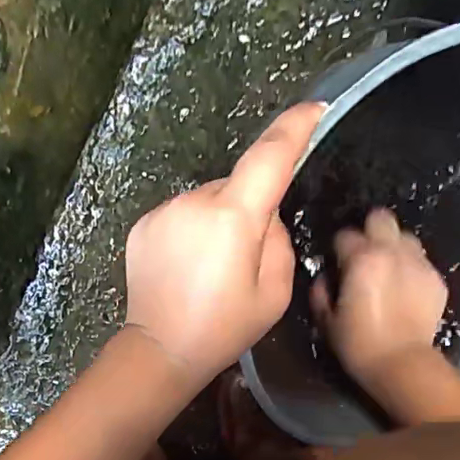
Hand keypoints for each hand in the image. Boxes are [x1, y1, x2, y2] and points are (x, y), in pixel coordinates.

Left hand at [124, 103, 325, 384]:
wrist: (160, 350)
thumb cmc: (221, 329)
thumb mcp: (273, 294)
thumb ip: (278, 242)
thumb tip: (266, 219)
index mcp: (232, 218)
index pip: (269, 155)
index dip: (295, 127)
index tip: (315, 109)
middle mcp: (195, 202)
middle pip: (236, 186)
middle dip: (247, 211)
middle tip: (244, 260)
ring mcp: (164, 212)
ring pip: (207, 202)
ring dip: (217, 223)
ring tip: (211, 271)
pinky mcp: (143, 225)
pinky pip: (181, 216)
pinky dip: (191, 233)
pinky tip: (187, 270)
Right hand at [309, 208, 449, 386]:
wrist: (401, 364)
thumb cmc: (358, 345)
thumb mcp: (327, 322)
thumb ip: (320, 292)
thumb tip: (325, 279)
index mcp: (361, 260)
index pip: (345, 235)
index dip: (337, 249)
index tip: (336, 265)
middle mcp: (393, 252)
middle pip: (381, 218)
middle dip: (369, 231)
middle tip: (363, 256)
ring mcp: (419, 264)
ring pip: (405, 237)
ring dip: (393, 248)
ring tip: (387, 272)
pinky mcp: (436, 279)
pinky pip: (421, 262)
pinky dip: (410, 270)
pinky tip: (404, 292)